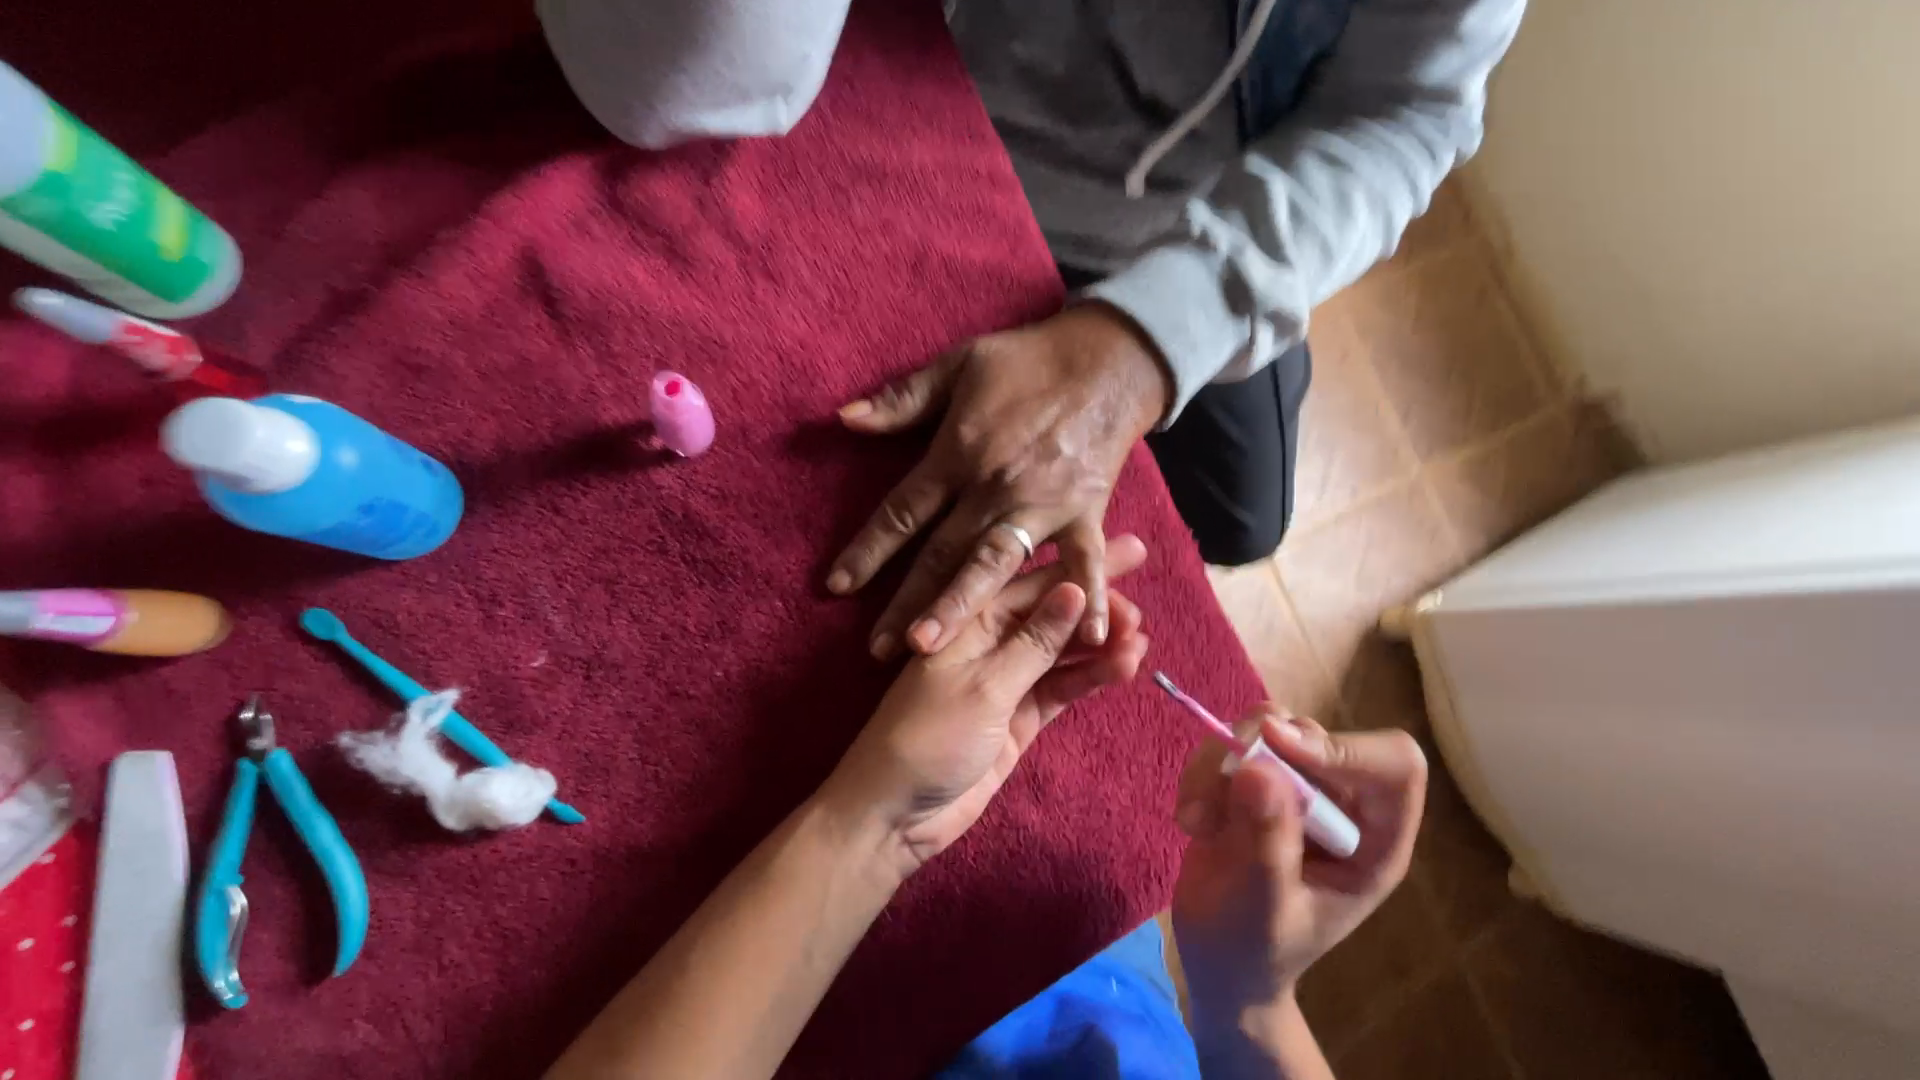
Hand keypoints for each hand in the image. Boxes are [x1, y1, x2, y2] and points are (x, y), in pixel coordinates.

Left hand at [821, 535, 1152, 870]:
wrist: (895, 815)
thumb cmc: (927, 738)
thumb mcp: (984, 686)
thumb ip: (1034, 642)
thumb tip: (1075, 589)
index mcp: (970, 621)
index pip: (1034, 583)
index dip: (1082, 568)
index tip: (1132, 553)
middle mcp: (991, 643)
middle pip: (1053, 615)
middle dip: (1098, 606)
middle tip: (1144, 607)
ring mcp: (1008, 681)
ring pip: (1063, 652)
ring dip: (1100, 645)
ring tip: (1142, 638)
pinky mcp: (1020, 718)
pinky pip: (1061, 689)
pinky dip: (1090, 678)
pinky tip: (1123, 667)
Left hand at [826, 303, 1172, 659]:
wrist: (1107, 360)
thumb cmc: (1027, 362)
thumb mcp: (958, 364)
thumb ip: (903, 398)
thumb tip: (844, 419)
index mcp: (958, 454)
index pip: (902, 511)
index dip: (867, 550)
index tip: (836, 586)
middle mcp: (993, 487)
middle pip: (940, 553)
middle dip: (906, 601)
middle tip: (877, 650)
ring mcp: (1041, 505)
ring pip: (993, 566)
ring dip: (961, 609)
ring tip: (930, 651)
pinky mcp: (1085, 513)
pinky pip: (1084, 562)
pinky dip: (1088, 599)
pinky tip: (1088, 641)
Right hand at [1171, 710, 1426, 1025]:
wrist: (1218, 959)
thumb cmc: (1255, 949)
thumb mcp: (1263, 907)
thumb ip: (1267, 840)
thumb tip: (1260, 768)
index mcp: (1374, 840)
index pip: (1393, 765)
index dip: (1343, 750)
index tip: (1277, 749)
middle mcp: (1341, 803)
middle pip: (1312, 734)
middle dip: (1253, 755)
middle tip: (1209, 801)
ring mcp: (1295, 786)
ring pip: (1263, 728)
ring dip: (1217, 765)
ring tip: (1195, 822)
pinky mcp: (1253, 778)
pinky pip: (1228, 743)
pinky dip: (1201, 772)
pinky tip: (1192, 820)